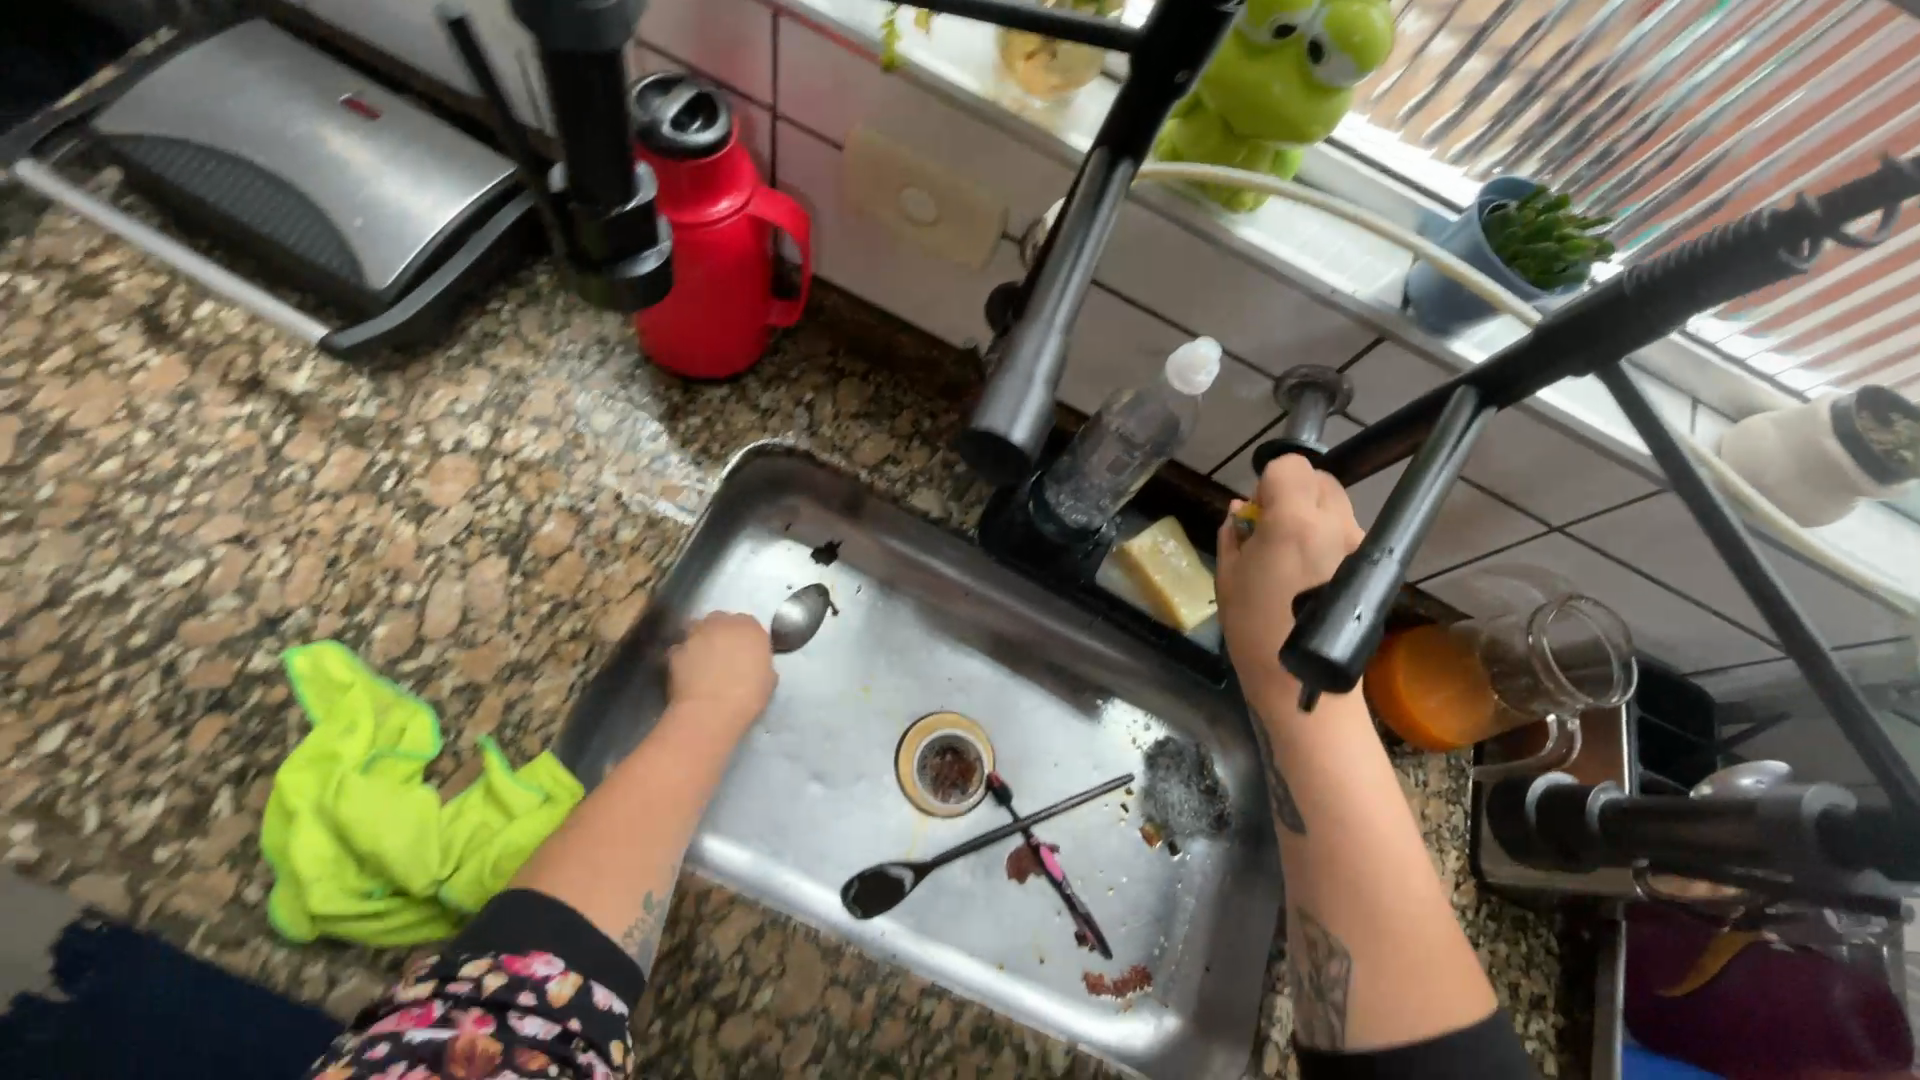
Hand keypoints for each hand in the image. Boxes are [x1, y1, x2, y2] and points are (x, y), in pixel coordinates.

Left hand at [668, 612, 775, 725]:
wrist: (711, 712)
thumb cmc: (748, 696)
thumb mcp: (769, 679)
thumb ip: (761, 662)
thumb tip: (753, 664)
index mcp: (749, 627)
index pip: (748, 624)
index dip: (746, 638)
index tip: (747, 653)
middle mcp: (721, 623)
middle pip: (721, 620)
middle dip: (722, 633)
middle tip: (724, 655)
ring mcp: (695, 634)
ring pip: (697, 629)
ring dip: (701, 640)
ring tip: (703, 662)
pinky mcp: (675, 650)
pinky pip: (681, 649)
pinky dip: (684, 657)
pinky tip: (688, 673)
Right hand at [1216, 455, 1364, 716]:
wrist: (1302, 681)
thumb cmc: (1255, 630)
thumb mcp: (1228, 577)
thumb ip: (1235, 534)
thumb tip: (1243, 511)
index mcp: (1293, 522)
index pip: (1290, 465)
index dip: (1269, 481)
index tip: (1257, 510)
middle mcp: (1335, 524)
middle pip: (1320, 479)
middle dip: (1294, 492)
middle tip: (1272, 529)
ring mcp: (1358, 544)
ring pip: (1337, 505)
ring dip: (1313, 514)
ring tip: (1290, 555)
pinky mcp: (1369, 565)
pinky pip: (1346, 533)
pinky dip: (1327, 539)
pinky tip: (1309, 575)